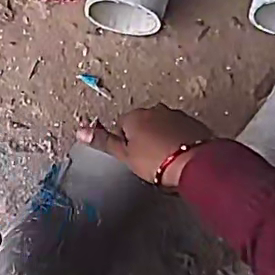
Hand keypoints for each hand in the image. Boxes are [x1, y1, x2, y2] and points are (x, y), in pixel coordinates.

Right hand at [78, 107, 214, 185]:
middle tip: (148, 160)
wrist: (195, 163)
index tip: (133, 158)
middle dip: (144, 139)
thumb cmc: (155, 160)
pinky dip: (178, 140)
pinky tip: (179, 156)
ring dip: (161, 139)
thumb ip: (103, 142)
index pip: (121, 127)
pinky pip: (179, 131)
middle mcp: (155, 110)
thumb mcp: (125, 155)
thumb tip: (80, 131)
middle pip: (142, 124)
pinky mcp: (194, 123)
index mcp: (134, 116)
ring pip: (162, 126)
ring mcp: (176, 115)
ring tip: (165, 160)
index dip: (125, 144)